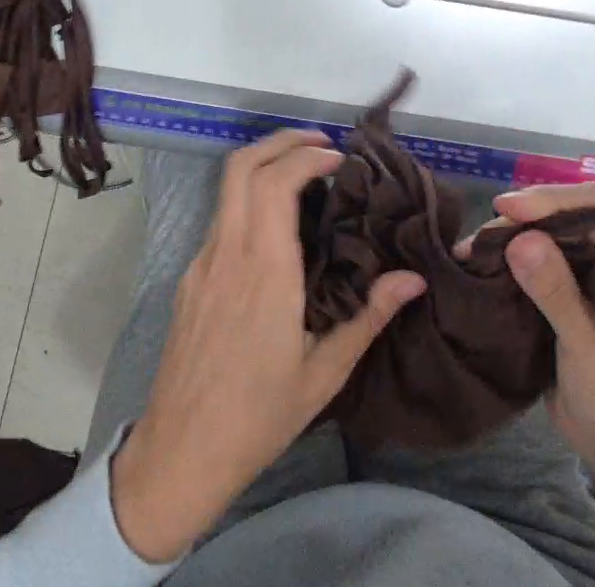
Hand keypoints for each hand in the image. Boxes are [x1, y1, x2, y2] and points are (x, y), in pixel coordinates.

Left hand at [111, 130, 427, 561]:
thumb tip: (413, 278)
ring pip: (226, 192)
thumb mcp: (324, 372)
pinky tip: (277, 228)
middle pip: (240, 168)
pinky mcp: (189, 280)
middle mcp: (226, 255)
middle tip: (322, 146)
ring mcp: (200, 265)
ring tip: (306, 179)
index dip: (305, 157)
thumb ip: (368, 317)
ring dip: (262, 168)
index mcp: (263, 272)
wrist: (181, 452)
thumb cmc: (259, 416)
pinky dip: (249, 201)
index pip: (275, 184)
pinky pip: (221, 222)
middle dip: (280, 143)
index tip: (339, 159)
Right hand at [454, 182, 594, 530]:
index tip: (506, 208)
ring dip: (506, 241)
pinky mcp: (561, 297)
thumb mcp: (589, 348)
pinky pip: (530, 266)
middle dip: (522, 221)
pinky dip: (503, 263)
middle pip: (566, 220)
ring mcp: (587, 279)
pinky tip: (475, 265)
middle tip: (479, 238)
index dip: (553, 202)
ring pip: (544, 239)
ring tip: (468, 251)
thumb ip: (557, 293)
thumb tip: (520, 238)